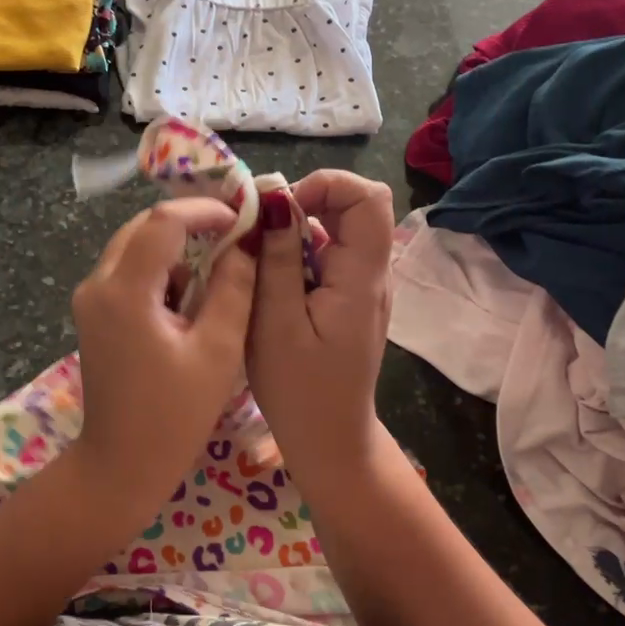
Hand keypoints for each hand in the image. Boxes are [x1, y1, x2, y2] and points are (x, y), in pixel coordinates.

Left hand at [72, 198, 256, 485]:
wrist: (121, 465)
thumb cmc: (175, 415)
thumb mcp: (218, 349)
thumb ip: (234, 286)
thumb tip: (247, 240)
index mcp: (123, 290)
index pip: (163, 221)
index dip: (206, 210)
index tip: (245, 217)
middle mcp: (96, 284)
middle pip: (143, 228)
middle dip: (190, 226)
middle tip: (237, 237)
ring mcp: (89, 300)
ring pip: (134, 249)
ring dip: (175, 252)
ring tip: (219, 275)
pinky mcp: (92, 315)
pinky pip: (127, 274)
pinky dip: (159, 275)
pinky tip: (187, 306)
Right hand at [247, 172, 394, 448]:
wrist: (327, 440)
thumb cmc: (298, 388)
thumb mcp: (275, 323)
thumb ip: (277, 260)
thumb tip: (275, 199)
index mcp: (362, 278)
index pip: (367, 197)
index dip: (325, 185)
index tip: (280, 209)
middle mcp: (371, 274)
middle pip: (352, 208)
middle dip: (301, 204)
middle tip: (258, 232)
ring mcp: (361, 288)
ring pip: (335, 231)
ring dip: (293, 231)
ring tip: (253, 258)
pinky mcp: (346, 301)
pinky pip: (325, 257)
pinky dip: (294, 254)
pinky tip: (265, 281)